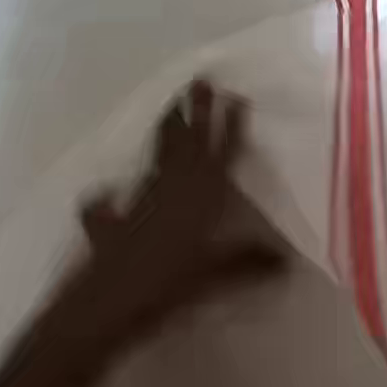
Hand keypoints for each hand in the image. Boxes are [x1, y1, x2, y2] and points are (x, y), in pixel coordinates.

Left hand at [0, 82, 282, 386]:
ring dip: (164, 133)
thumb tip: (288, 261)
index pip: (223, 150)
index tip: (237, 96)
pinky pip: (109, 203)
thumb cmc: (168, 281)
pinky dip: (103, 197)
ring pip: (158, 158)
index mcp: (203, 193)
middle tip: (198, 80)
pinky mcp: (112, 223)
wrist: (104, 306)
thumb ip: (249, 261)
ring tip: (168, 109)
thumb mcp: (217, 272)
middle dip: (196, 111)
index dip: (232, 124)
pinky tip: (97, 190)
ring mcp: (142, 202)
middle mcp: (174, 188)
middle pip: (189, 142)